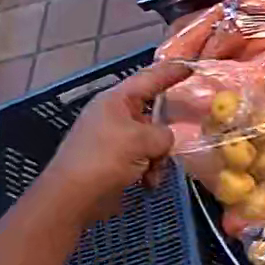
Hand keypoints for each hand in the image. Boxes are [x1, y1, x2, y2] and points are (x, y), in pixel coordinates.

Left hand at [38, 61, 191, 226]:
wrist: (73, 197)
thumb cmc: (105, 159)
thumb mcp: (142, 140)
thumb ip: (165, 134)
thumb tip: (166, 140)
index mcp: (117, 100)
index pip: (149, 78)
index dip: (171, 71)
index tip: (191, 67)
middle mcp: (115, 115)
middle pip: (154, 114)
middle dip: (166, 132)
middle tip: (183, 139)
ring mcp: (114, 138)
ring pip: (152, 141)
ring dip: (158, 158)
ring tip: (153, 174)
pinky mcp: (115, 161)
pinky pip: (143, 159)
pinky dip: (149, 171)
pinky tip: (147, 184)